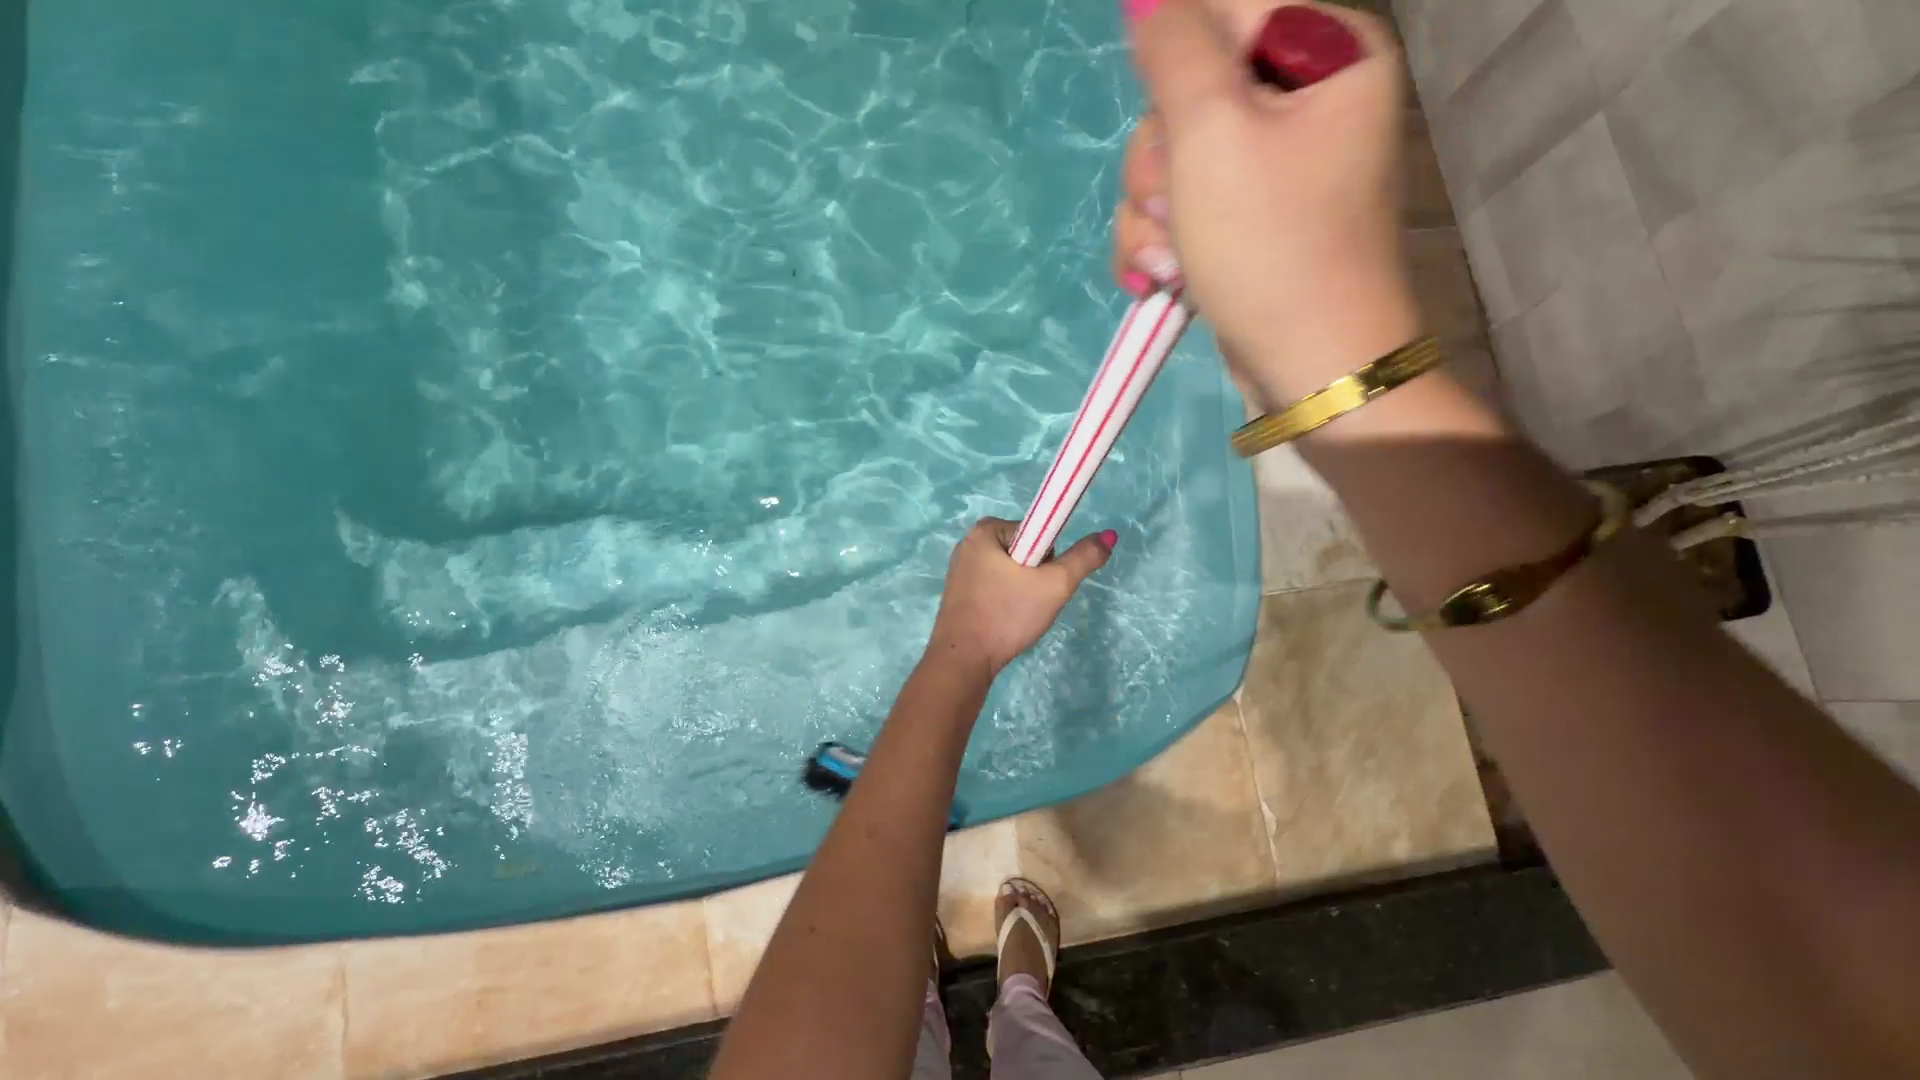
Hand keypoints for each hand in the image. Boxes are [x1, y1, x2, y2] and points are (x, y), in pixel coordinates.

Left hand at [927, 519, 1115, 674]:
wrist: (963, 659)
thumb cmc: (1008, 614)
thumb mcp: (1055, 585)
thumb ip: (1084, 558)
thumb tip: (1110, 535)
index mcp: (985, 530)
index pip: (1037, 531)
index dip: (1049, 558)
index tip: (1043, 582)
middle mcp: (968, 543)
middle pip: (1024, 551)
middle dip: (1036, 576)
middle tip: (1032, 601)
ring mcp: (960, 570)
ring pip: (1011, 572)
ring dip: (1023, 591)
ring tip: (1018, 614)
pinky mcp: (959, 594)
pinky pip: (995, 588)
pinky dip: (1006, 602)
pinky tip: (1005, 621)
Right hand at [1113, 0, 1420, 408]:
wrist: (1310, 364)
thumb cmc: (1271, 244)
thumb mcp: (1212, 133)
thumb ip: (1175, 50)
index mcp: (1326, 52)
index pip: (1219, 12)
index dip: (1175, 71)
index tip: (1177, 130)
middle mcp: (1307, 100)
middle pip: (1186, 92)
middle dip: (1159, 162)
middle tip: (1174, 209)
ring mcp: (1274, 165)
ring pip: (1171, 158)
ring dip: (1150, 214)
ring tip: (1169, 262)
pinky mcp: (1247, 218)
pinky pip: (1180, 205)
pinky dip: (1160, 242)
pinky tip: (1162, 278)